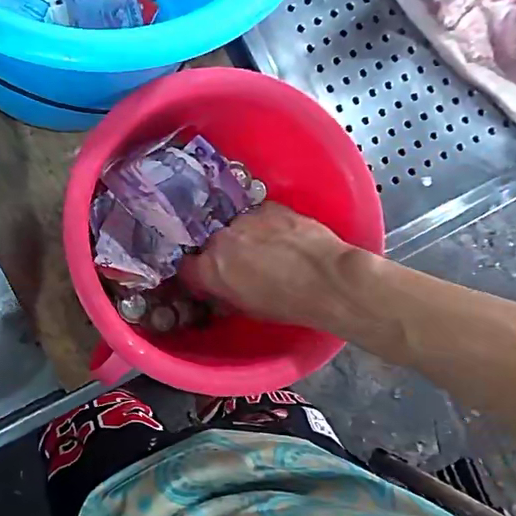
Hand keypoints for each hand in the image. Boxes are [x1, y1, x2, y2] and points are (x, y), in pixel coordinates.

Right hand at [180, 202, 365, 328]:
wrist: (329, 280)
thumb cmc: (288, 304)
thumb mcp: (246, 308)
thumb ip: (223, 294)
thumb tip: (218, 291)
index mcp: (209, 269)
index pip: (186, 267)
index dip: (197, 274)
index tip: (209, 280)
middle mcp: (219, 240)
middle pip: (209, 244)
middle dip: (221, 254)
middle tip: (241, 266)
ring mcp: (244, 220)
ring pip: (233, 227)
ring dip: (242, 237)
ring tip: (265, 250)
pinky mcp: (269, 207)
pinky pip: (257, 215)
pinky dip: (264, 225)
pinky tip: (280, 236)